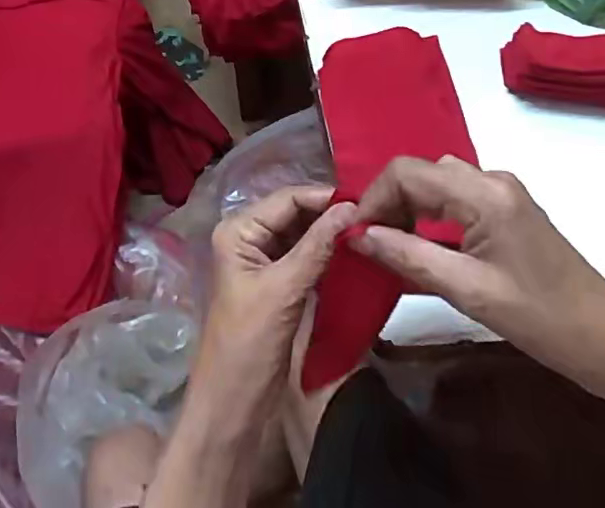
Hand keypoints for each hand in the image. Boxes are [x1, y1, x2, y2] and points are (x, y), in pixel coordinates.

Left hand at [202, 187, 356, 383]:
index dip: (325, 197)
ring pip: (304, 232)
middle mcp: (249, 236)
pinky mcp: (279, 281)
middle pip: (296, 211)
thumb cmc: (249, 345)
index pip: (288, 198)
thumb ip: (317, 246)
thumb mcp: (284, 291)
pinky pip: (306, 254)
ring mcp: (264, 259)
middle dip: (330, 212)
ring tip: (369, 229)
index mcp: (238, 230)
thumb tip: (351, 207)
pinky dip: (328, 252)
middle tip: (371, 215)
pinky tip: (354, 251)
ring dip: (332, 232)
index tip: (365, 202)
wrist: (233, 407)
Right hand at [349, 156, 604, 398]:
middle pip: (422, 174)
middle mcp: (492, 180)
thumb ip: (409, 257)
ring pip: (437, 186)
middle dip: (389, 204)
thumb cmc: (542, 319)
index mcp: (484, 192)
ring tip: (387, 251)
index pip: (408, 171)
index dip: (374, 198)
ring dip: (408, 212)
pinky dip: (431, 221)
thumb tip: (357, 234)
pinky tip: (419, 251)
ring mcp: (503, 194)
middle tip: (367, 247)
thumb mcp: (469, 291)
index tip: (354, 235)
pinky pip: (456, 202)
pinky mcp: (508, 212)